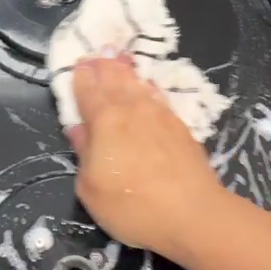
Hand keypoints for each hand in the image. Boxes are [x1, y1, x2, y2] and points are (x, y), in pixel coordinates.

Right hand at [66, 54, 228, 260]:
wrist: (192, 214)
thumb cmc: (132, 206)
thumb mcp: (91, 188)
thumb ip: (83, 153)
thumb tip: (78, 129)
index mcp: (104, 120)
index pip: (88, 90)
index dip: (81, 76)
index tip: (78, 65)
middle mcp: (131, 109)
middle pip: (113, 80)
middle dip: (103, 66)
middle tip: (97, 55)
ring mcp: (158, 114)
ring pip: (137, 84)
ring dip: (125, 71)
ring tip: (119, 59)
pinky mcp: (179, 126)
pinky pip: (158, 96)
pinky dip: (149, 87)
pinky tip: (148, 85)